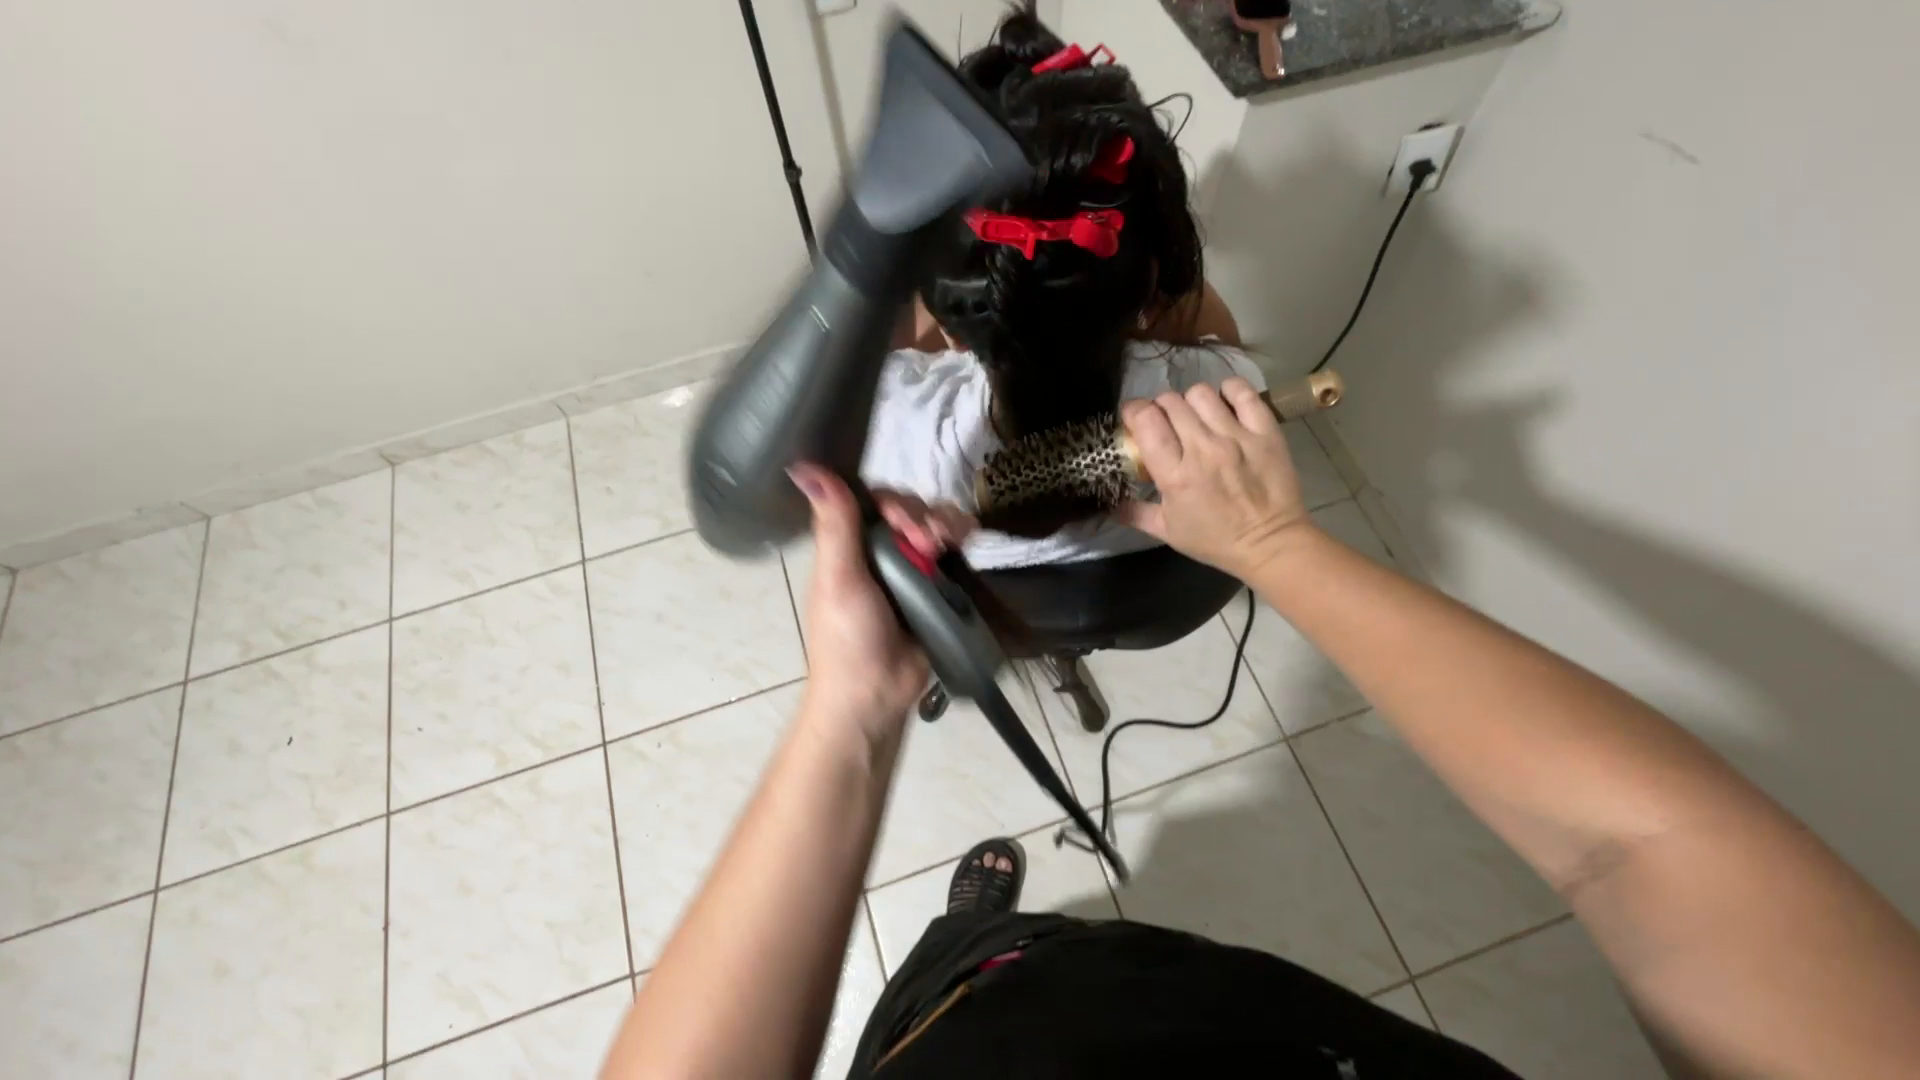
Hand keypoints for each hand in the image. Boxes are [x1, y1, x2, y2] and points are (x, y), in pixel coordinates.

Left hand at [786, 463, 973, 732]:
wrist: (876, 695)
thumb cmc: (847, 639)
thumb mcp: (837, 578)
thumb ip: (833, 524)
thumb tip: (802, 465)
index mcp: (846, 546)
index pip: (872, 499)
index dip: (893, 502)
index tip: (902, 523)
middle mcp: (877, 552)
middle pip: (907, 509)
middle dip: (922, 516)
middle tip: (928, 543)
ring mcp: (909, 569)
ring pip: (931, 525)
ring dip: (944, 524)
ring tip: (948, 542)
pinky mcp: (936, 587)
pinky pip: (950, 551)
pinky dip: (960, 538)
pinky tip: (969, 536)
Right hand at [1115, 378, 1315, 577]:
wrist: (1271, 544)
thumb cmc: (1215, 541)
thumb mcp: (1168, 532)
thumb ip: (1135, 514)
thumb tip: (1108, 504)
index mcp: (1175, 475)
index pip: (1146, 420)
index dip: (1134, 412)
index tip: (1134, 419)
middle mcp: (1203, 449)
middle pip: (1170, 403)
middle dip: (1159, 408)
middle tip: (1164, 422)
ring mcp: (1236, 437)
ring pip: (1201, 394)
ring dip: (1190, 401)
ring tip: (1195, 415)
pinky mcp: (1265, 431)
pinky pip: (1242, 392)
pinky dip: (1228, 390)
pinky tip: (1224, 402)